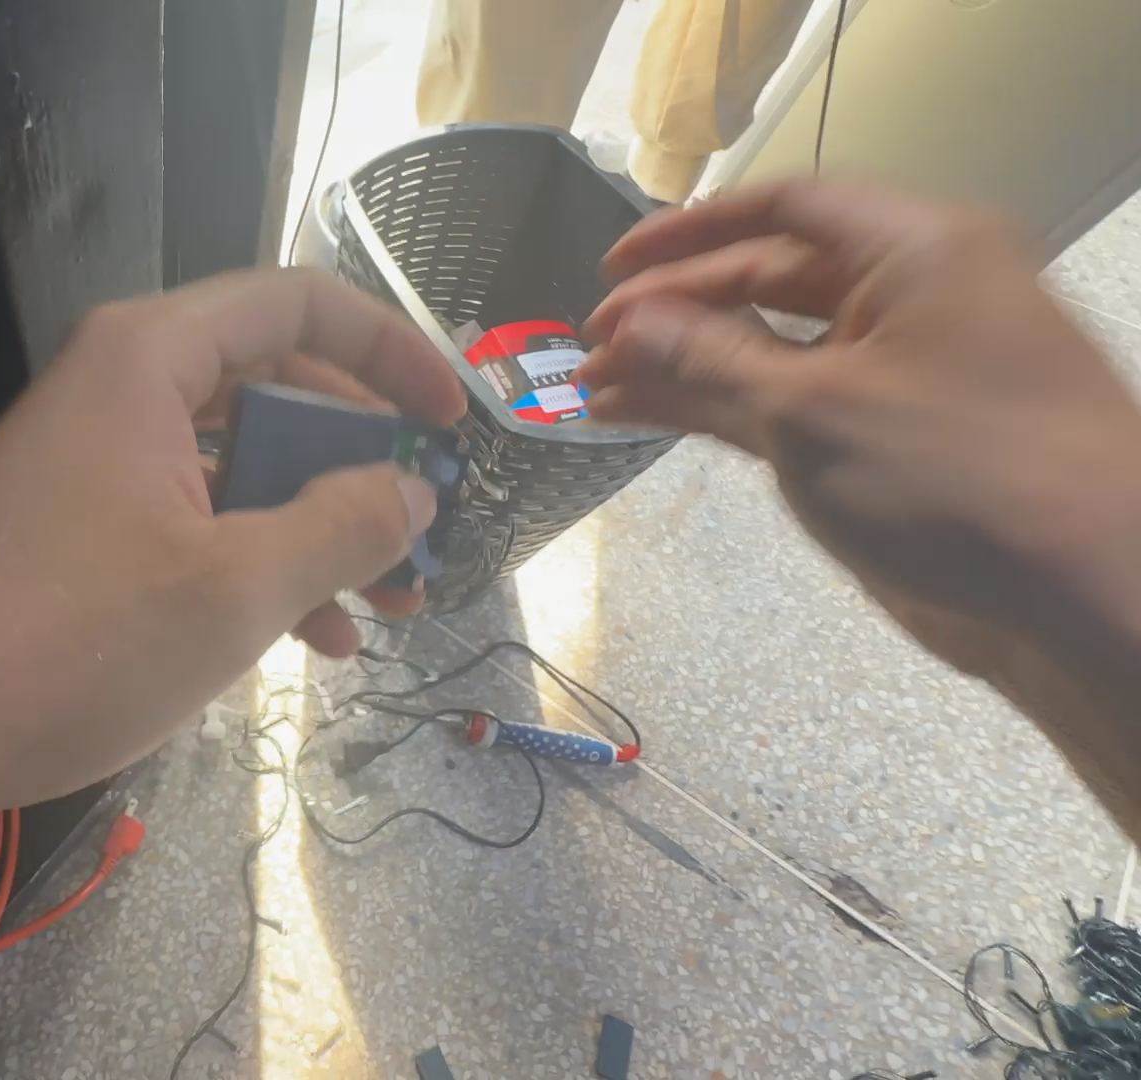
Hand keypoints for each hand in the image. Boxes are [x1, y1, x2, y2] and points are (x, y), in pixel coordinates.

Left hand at [0, 269, 464, 939]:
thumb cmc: (68, 644)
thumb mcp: (232, 590)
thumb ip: (339, 528)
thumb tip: (409, 491)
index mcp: (148, 360)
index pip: (298, 305)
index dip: (391, 350)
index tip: (447, 420)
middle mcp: (117, 390)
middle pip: (272, 390)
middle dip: (355, 464)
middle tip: (416, 532)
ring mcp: (94, 462)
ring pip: (236, 469)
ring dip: (313, 529)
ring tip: (381, 603)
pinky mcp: (79, 527)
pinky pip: (191, 520)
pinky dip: (252, 564)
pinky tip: (307, 635)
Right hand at [576, 180, 1140, 657]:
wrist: (1070, 589)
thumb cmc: (951, 471)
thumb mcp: (810, 405)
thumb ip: (708, 356)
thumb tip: (628, 321)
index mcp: (912, 256)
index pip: (785, 210)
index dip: (689, 230)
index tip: (611, 265)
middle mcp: (892, 300)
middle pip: (756, 281)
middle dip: (666, 311)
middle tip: (588, 343)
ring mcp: (869, 371)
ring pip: (747, 348)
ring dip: (669, 364)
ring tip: (590, 387)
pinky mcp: (850, 432)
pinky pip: (756, 400)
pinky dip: (696, 405)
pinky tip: (632, 414)